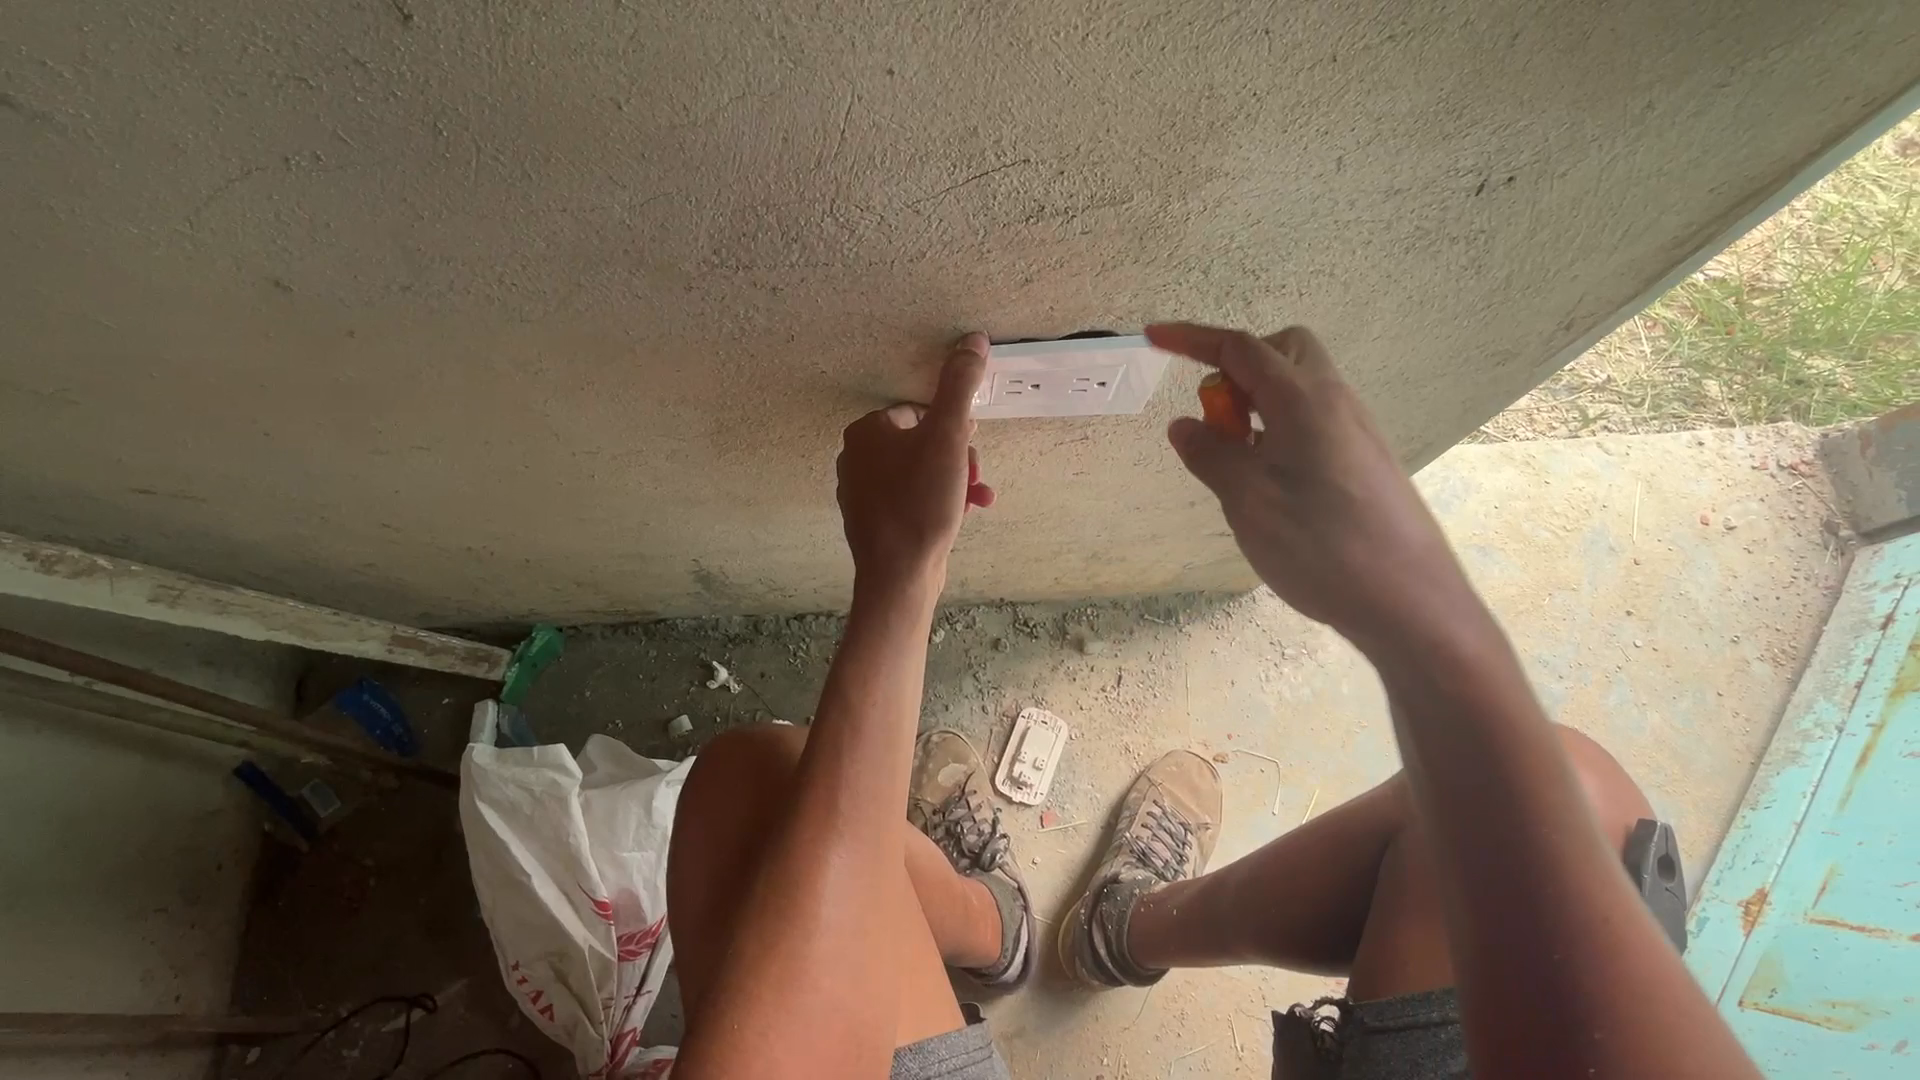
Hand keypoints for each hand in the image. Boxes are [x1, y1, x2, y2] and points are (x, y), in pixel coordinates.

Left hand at [836, 334, 994, 584]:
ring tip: (975, 496)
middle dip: (955, 457)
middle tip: (972, 474)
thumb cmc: (920, 502)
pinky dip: (938, 502)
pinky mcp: (874, 523)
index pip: (917, 411)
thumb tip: (972, 341)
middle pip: (920, 443)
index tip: (969, 443)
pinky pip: (912, 500)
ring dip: (953, 481)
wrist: (899, 573)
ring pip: (920, 473)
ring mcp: (863, 494)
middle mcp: (856, 459)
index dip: (951, 426)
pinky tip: (962, 514)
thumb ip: (959, 387)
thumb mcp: (948, 437)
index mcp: (866, 432)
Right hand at [1153, 323, 1475, 649]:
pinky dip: (1278, 429)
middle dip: (1237, 366)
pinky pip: (1312, 420)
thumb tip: (1184, 425)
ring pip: (1298, 388)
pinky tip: (1269, 482)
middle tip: (1215, 419)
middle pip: (1282, 351)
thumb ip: (1210, 455)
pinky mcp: (1364, 460)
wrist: (1409, 601)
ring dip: (1257, 404)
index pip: (1240, 348)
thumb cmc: (1320, 545)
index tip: (1153, 338)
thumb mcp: (1246, 501)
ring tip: (1236, 460)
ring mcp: (1355, 430)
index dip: (1192, 339)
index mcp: (1303, 400)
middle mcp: (1335, 402)